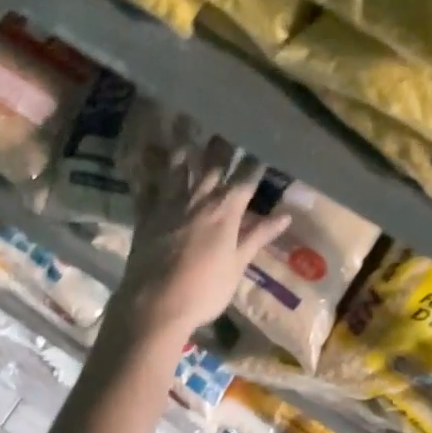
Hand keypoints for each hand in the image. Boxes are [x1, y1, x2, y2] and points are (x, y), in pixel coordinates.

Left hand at [111, 133, 292, 338]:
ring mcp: (169, 204)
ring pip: (178, 169)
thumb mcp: (237, 265)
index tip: (263, 147)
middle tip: (226, 129)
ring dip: (185, 152)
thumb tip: (285, 216)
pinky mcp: (146, 215)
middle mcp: (198, 199)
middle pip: (212, 166)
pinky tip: (146, 161)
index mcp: (225, 211)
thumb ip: (258, 236)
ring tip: (187, 134)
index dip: (255, 163)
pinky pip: (148, 188)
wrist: (155, 303)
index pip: (245, 179)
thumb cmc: (204, 289)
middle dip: (222, 148)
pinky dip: (150, 174)